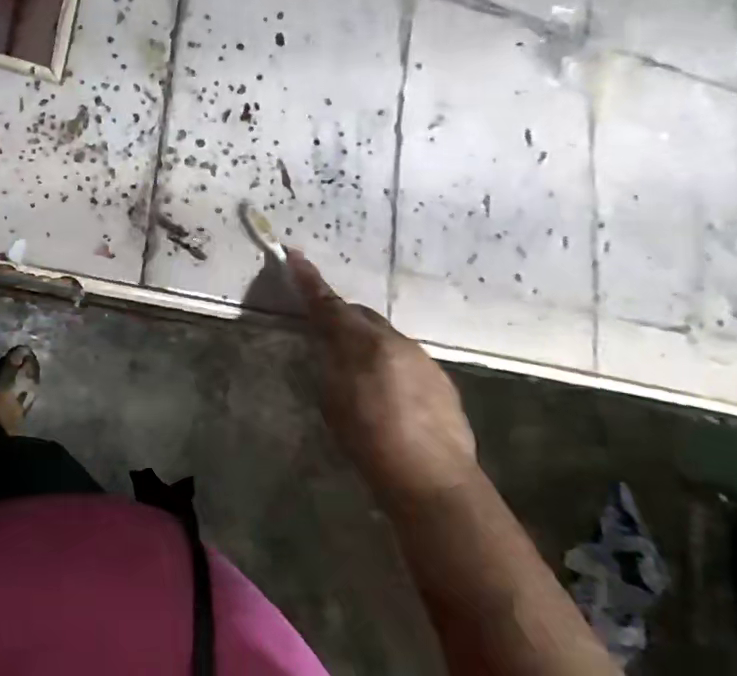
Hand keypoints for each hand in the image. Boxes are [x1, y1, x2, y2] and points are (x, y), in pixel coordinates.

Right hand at [287, 249, 478, 499]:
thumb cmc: (369, 440)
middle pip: (361, 315)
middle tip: (324, 335)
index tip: (295, 255)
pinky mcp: (442, 382)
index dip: (309, 280)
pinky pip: (406, 360)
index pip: (329, 303)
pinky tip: (388, 398)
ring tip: (357, 375)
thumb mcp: (332, 399)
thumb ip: (329, 361)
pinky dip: (390, 367)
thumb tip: (327, 341)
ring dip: (368, 345)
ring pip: (386, 338)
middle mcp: (396, 341)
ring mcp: (424, 360)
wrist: (433, 480)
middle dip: (342, 318)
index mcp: (363, 342)